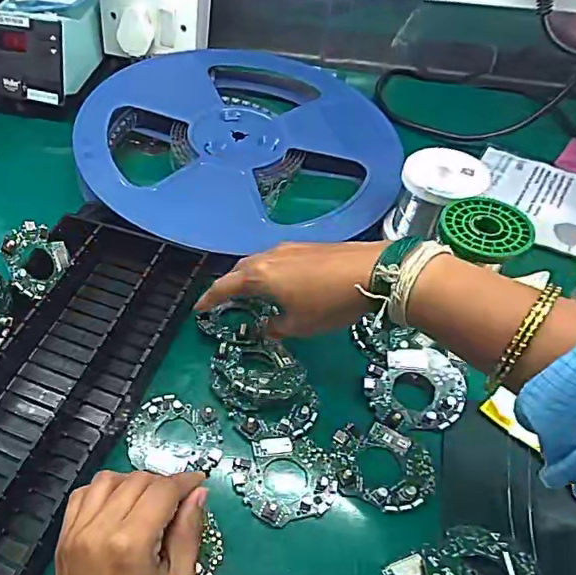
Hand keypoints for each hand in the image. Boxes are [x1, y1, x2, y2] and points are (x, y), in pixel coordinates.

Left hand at [52, 470, 208, 574]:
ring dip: (132, 483)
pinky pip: (81, 496)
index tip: (199, 482)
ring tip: (151, 503)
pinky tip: (119, 507)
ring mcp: (74, 533)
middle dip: (162, 484)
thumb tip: (198, 495)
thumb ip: (189, 535)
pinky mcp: (62, 539)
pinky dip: (103, 492)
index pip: (161, 491)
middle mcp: (97, 530)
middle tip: (180, 501)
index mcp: (129, 544)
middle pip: (135, 481)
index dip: (184, 482)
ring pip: (105, 481)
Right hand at [194, 240, 384, 338]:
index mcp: (259, 277)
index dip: (209, 300)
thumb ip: (277, 328)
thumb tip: (269, 328)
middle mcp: (268, 257)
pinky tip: (280, 283)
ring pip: (258, 262)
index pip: (223, 287)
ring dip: (249, 277)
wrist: (376, 271)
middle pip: (238, 271)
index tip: (199, 308)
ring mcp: (289, 248)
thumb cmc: (331, 302)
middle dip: (228, 286)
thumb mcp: (301, 326)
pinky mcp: (308, 246)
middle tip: (224, 301)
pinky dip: (269, 272)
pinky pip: (276, 259)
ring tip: (251, 292)